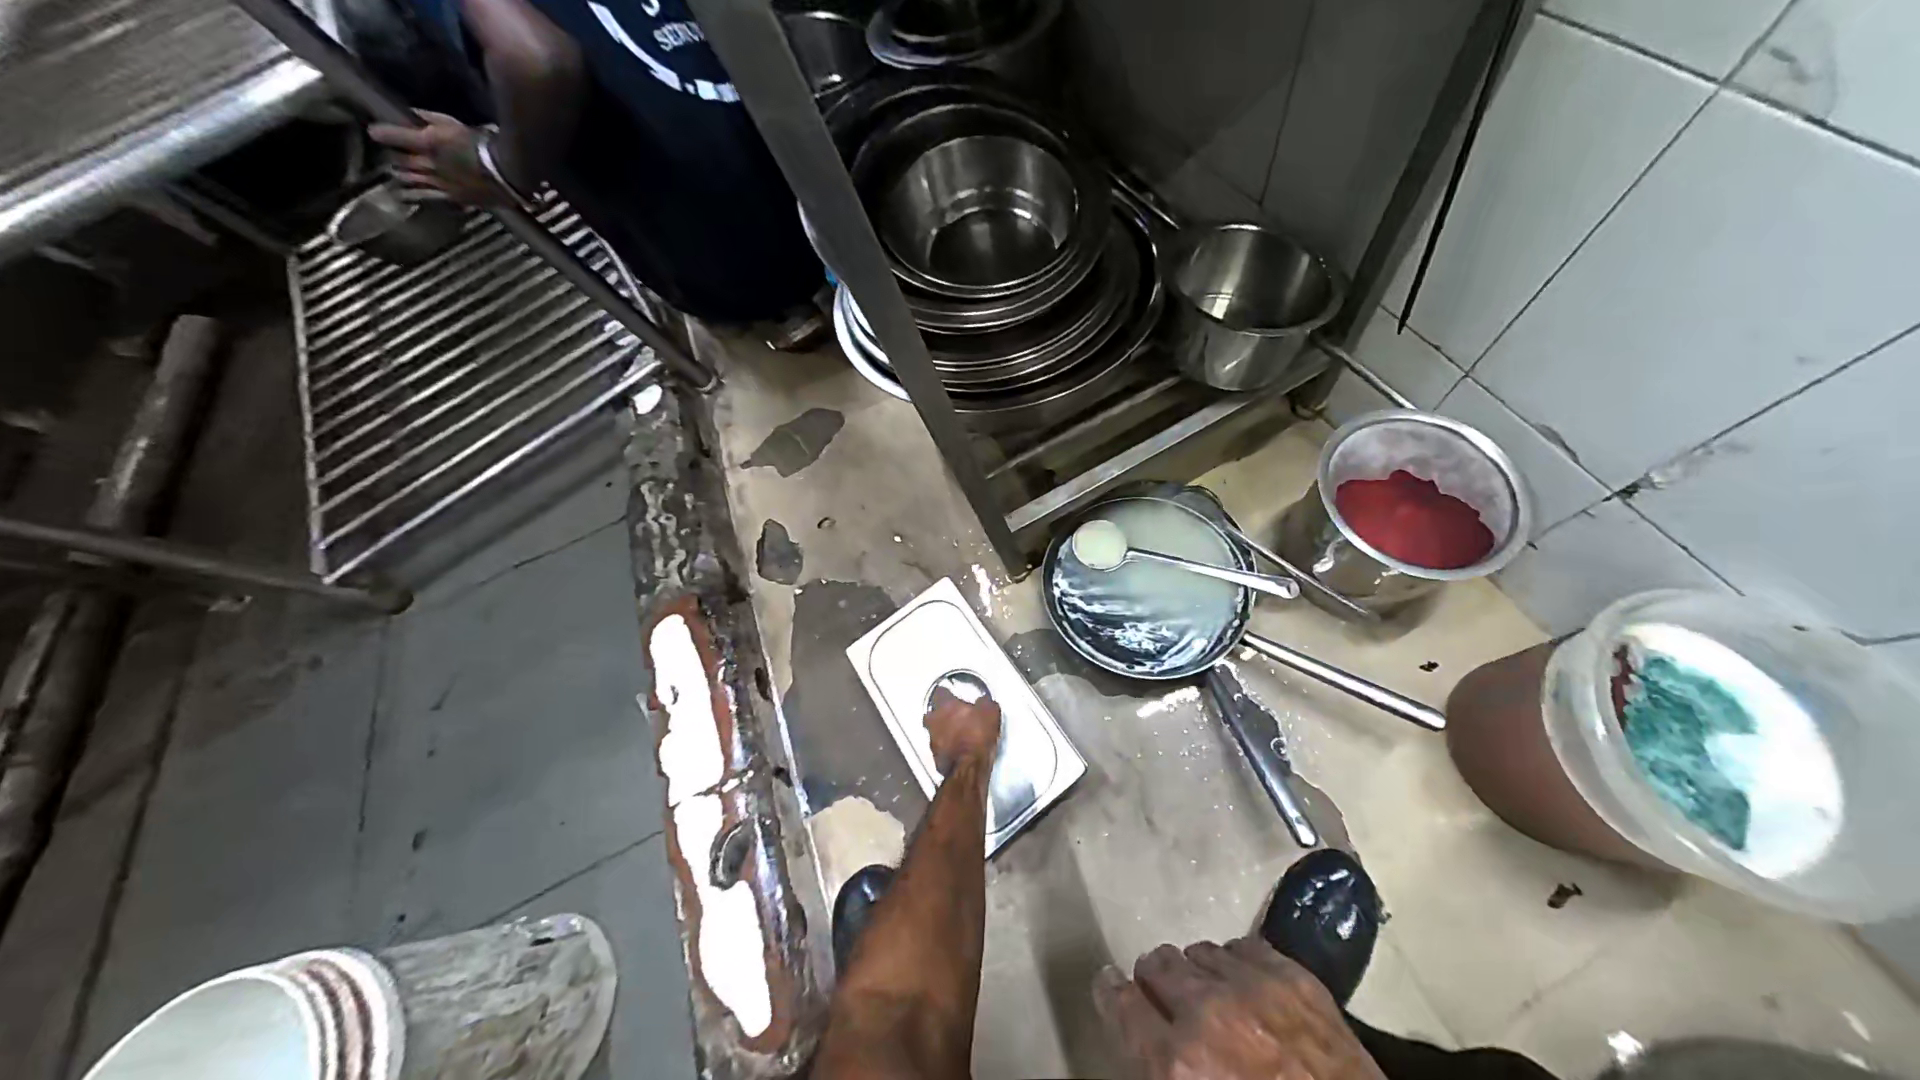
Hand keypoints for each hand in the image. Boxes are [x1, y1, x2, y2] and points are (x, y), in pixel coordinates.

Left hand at [368, 110, 514, 206]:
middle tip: (389, 157)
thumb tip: (412, 114)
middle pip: (402, 162)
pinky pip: (435, 198)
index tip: (373, 132)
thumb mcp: (456, 124)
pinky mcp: (457, 199)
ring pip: (414, 183)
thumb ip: (432, 119)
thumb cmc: (484, 144)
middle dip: (393, 158)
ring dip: (404, 179)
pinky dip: (424, 197)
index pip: (392, 136)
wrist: (509, 173)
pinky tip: (417, 198)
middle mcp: (429, 166)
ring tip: (396, 178)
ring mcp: (442, 185)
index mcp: (427, 143)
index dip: (380, 133)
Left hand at [924, 686, 1000, 775]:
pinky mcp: (935, 757)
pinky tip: (957, 750)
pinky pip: (939, 747)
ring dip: (943, 731)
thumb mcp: (990, 712)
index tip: (955, 696)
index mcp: (945, 705)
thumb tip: (983, 701)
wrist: (969, 766)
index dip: (948, 694)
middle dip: (941, 713)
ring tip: (957, 735)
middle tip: (955, 716)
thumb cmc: (977, 734)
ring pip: (934, 730)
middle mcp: (934, 720)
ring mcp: (932, 739)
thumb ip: (984, 703)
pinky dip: (946, 747)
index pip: (941, 692)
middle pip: (933, 712)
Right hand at [1094, 937, 1386, 1079]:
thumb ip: (1161, 1068)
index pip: (1119, 1001)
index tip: (1110, 986)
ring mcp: (1253, 989)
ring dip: (1198, 972)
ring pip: (1198, 950)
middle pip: (1156, 964)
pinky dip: (1239, 964)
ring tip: (1213, 993)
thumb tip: (1145, 1040)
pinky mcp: (1295, 978)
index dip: (1110, 991)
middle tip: (1168, 998)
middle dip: (1156, 980)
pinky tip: (1248, 985)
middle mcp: (1206, 1013)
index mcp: (1177, 1062)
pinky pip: (1244, 946)